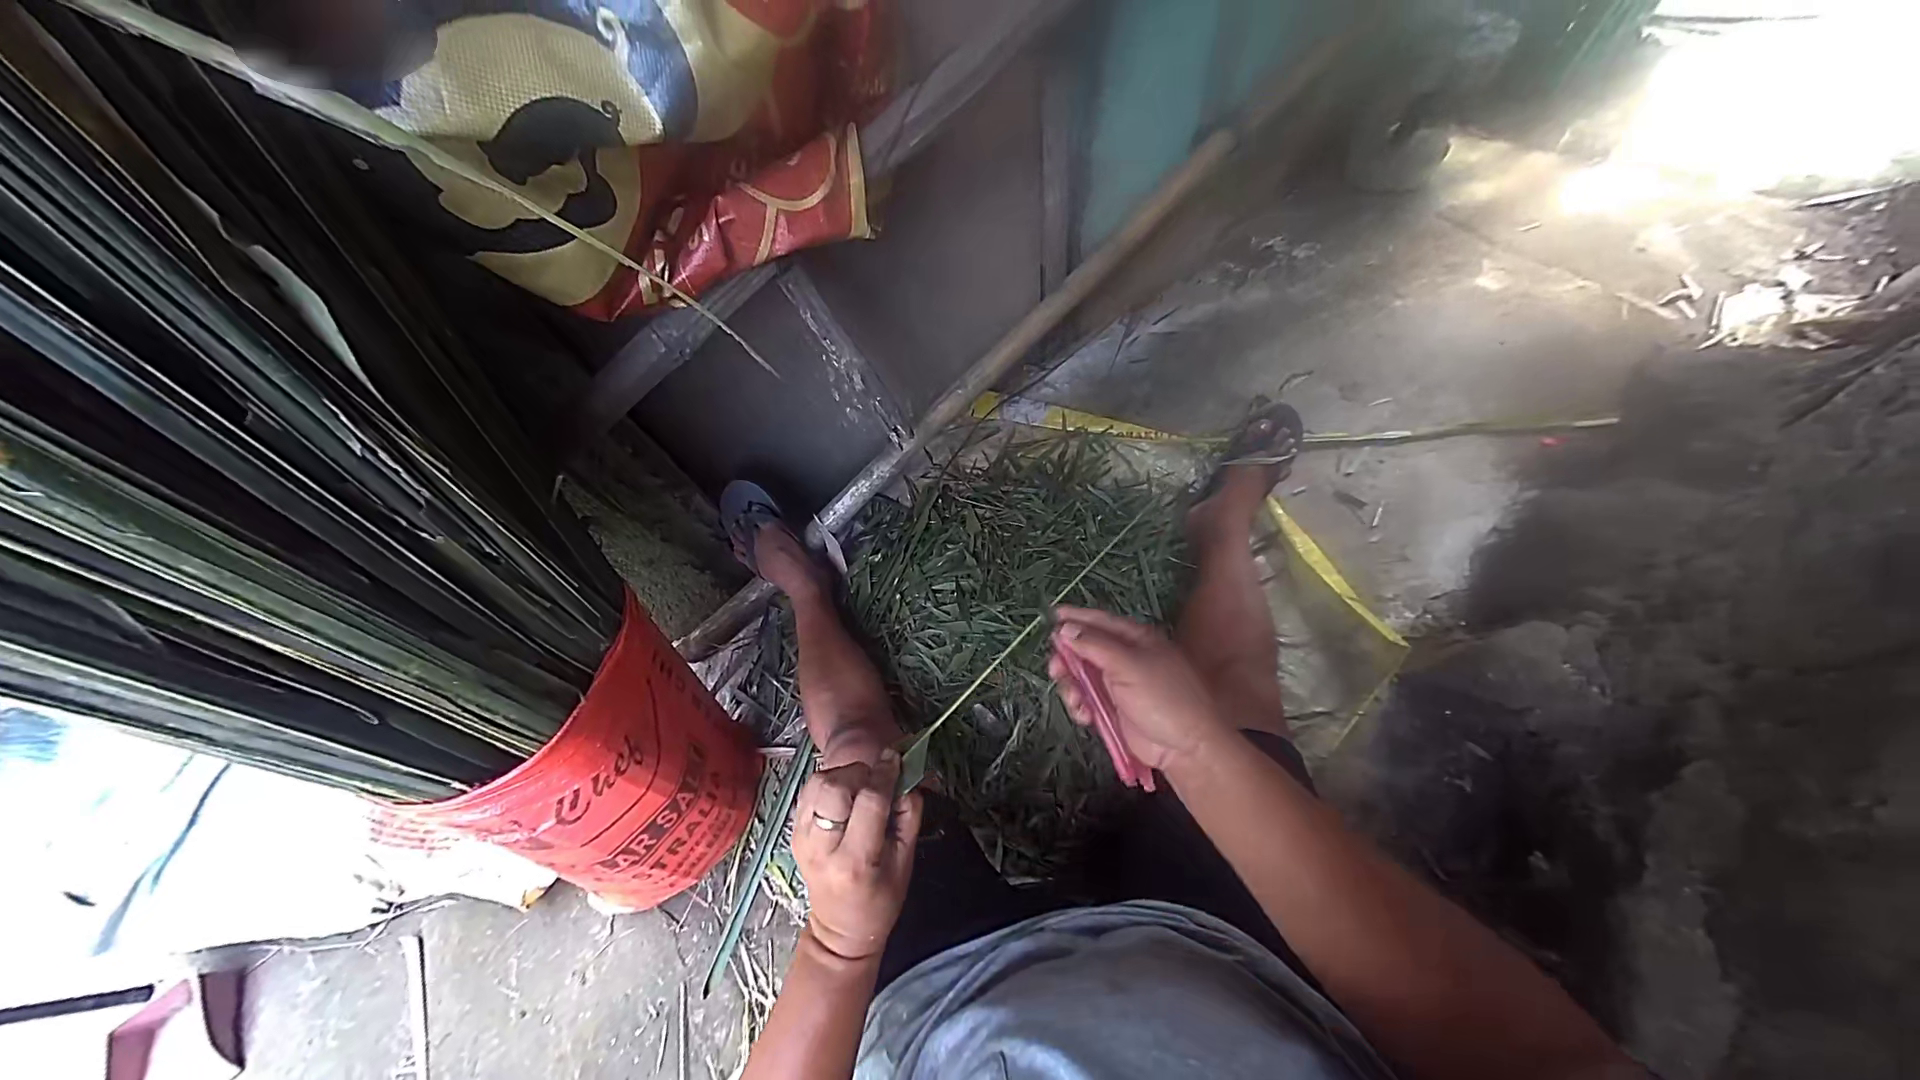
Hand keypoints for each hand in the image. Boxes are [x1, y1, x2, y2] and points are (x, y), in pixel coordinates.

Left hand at [791, 751, 922, 961]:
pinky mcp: (793, 832)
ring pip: (817, 784)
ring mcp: (802, 839)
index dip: (885, 774)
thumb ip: (909, 814)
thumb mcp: (906, 860)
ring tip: (859, 786)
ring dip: (842, 775)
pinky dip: (828, 783)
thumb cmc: (881, 899)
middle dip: (860, 772)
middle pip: (834, 787)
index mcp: (856, 860)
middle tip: (876, 778)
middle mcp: (822, 848)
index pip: (869, 801)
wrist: (840, 930)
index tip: (897, 759)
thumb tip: (906, 776)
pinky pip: (808, 791)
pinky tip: (843, 793)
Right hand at [1048, 606, 1235, 772]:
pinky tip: (1085, 715)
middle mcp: (1125, 657)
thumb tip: (1065, 629)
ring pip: (1081, 676)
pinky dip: (1080, 706)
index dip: (1075, 618)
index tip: (1052, 616)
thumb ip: (1094, 645)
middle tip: (1055, 668)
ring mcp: (1118, 684)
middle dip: (1067, 658)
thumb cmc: (1164, 699)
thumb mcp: (1129, 665)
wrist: (1185, 747)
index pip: (1099, 621)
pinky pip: (1086, 699)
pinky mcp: (1113, 708)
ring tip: (1075, 699)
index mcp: (1135, 639)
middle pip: (1085, 649)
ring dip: (1072, 686)